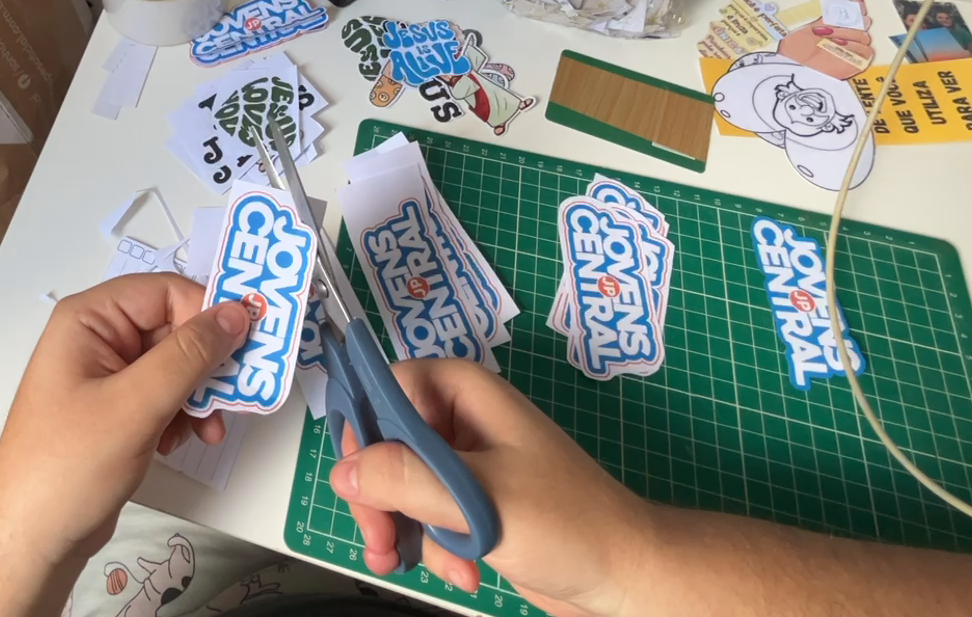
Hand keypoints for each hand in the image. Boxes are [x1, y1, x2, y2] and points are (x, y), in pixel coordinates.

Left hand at [0, 273, 248, 565]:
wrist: (30, 543)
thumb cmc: (69, 466)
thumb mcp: (135, 405)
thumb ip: (189, 355)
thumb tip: (235, 313)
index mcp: (90, 318)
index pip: (163, 291)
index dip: (204, 312)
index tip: (241, 345)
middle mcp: (98, 336)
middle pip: (172, 326)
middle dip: (205, 364)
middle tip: (232, 395)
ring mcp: (106, 373)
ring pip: (174, 362)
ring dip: (198, 393)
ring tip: (207, 429)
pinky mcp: (117, 406)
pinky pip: (164, 392)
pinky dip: (182, 413)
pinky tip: (180, 441)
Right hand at [328, 359, 655, 616]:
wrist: (630, 581)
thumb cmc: (567, 524)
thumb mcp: (479, 499)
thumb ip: (406, 480)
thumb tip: (342, 472)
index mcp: (458, 390)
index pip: (384, 389)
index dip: (364, 433)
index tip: (356, 485)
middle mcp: (453, 416)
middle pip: (383, 440)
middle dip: (380, 496)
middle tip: (382, 542)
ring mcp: (460, 459)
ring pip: (396, 481)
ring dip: (404, 528)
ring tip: (425, 565)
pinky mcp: (466, 499)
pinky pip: (422, 511)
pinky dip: (429, 543)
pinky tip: (458, 569)